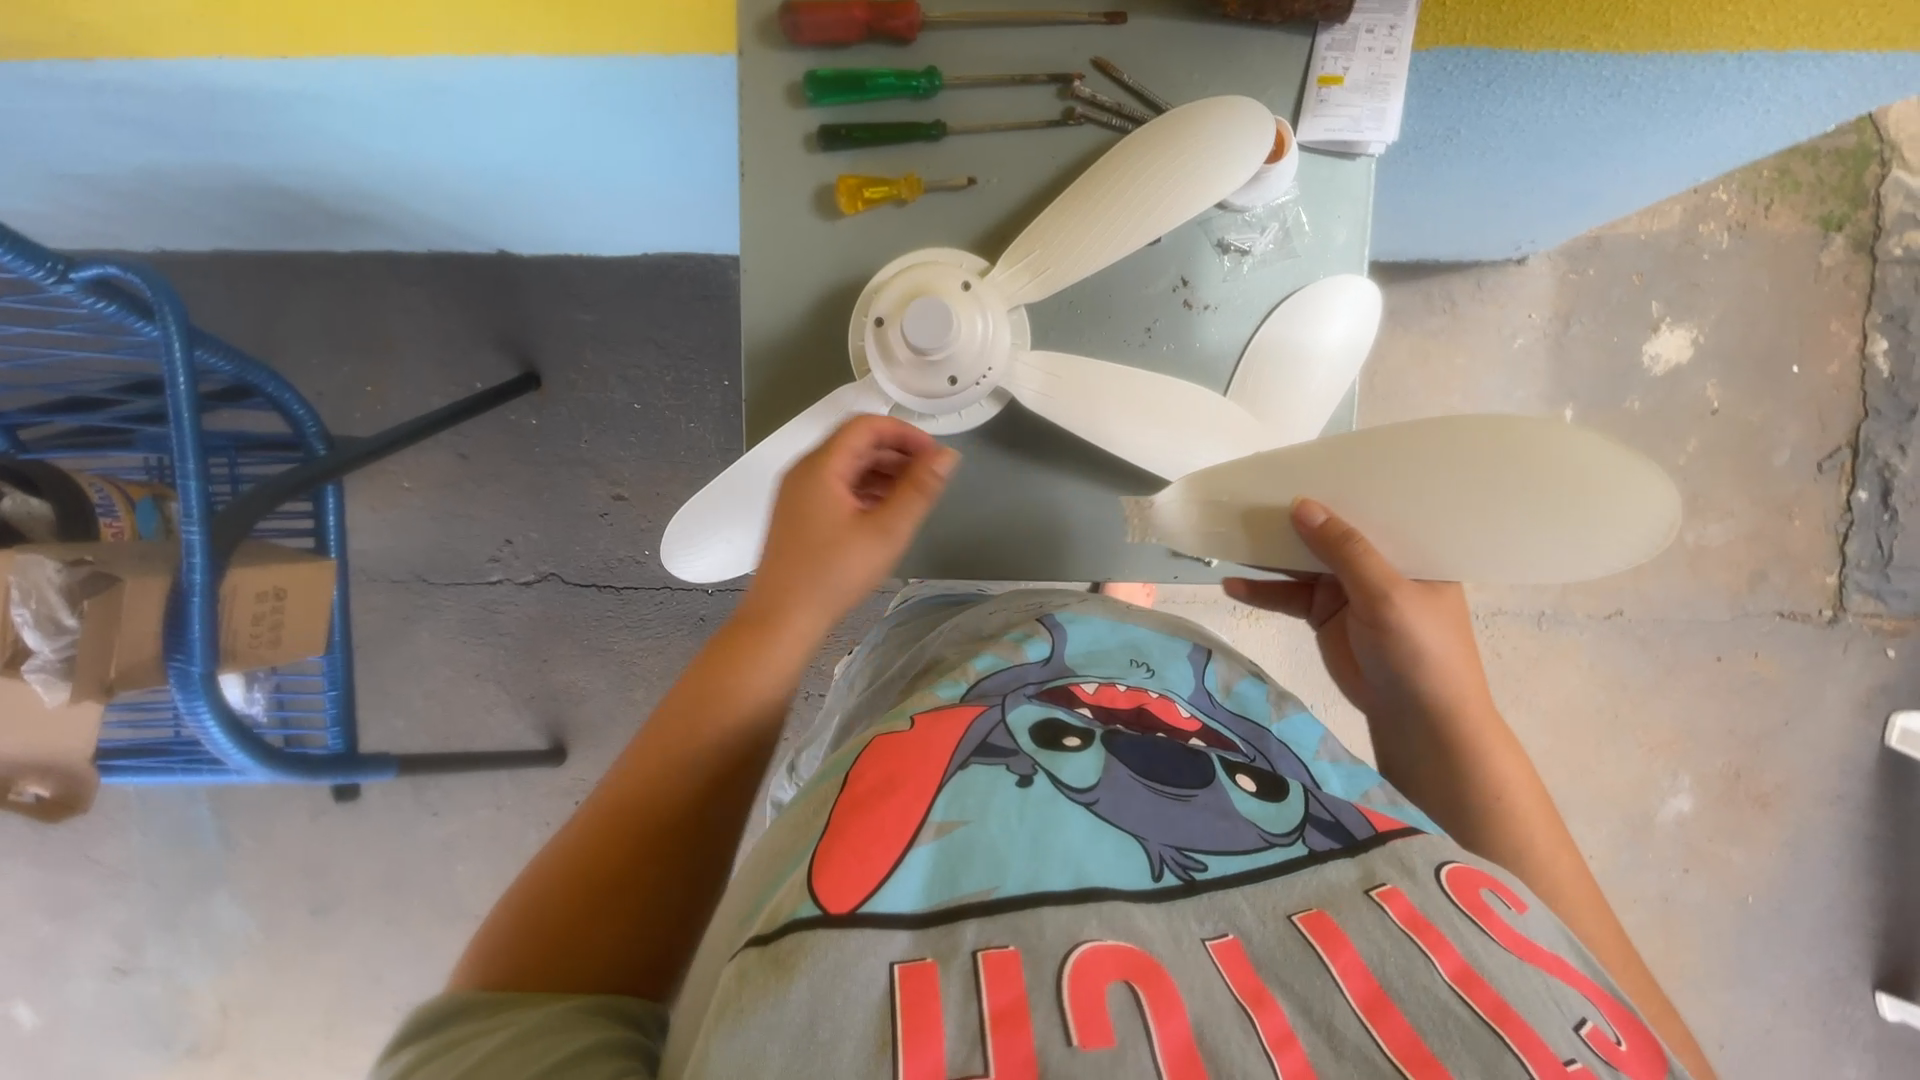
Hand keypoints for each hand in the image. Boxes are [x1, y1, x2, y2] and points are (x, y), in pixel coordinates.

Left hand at [744, 415, 957, 632]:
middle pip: (855, 444)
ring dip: (882, 474)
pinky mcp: (797, 516)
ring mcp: (797, 494)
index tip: (934, 456)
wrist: (781, 620)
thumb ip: (919, 489)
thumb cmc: (834, 575)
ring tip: (913, 497)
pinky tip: (885, 515)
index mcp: (820, 466)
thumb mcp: (886, 531)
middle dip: (896, 454)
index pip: (866, 426)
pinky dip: (864, 492)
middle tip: (929, 478)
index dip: (905, 433)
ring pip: (846, 468)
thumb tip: (947, 456)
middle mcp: (804, 471)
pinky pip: (835, 489)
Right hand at [1222, 498, 1495, 726]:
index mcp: (1409, 547)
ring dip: (1269, 553)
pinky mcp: (1324, 614)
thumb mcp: (1385, 593)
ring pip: (1301, 562)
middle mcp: (1377, 562)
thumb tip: (1300, 504)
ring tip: (1227, 536)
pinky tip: (1232, 584)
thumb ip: (1343, 548)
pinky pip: (1288, 595)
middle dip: (1291, 518)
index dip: (1335, 486)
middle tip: (1246, 497)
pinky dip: (1261, 591)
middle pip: (1328, 532)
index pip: (1371, 506)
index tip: (1295, 466)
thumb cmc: (1419, 650)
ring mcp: (1348, 589)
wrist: (1416, 719)